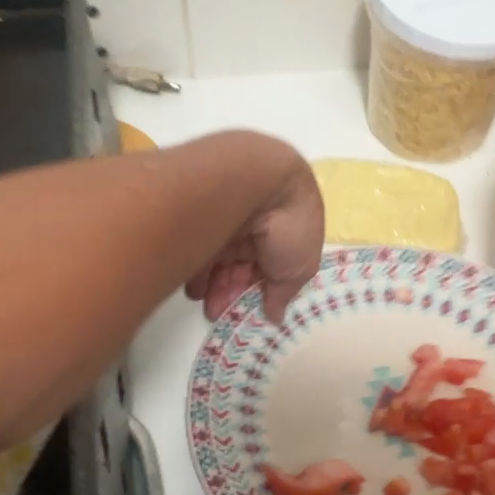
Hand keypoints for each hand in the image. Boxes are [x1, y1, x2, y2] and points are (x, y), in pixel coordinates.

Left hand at [183, 137, 324, 322]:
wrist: (252, 178)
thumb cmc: (288, 224)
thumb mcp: (299, 268)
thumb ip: (285, 293)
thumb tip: (276, 316)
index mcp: (285, 228)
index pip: (272, 264)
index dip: (263, 289)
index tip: (254, 310)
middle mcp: (255, 220)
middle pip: (242, 262)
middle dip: (234, 291)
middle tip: (224, 314)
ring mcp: (225, 215)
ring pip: (218, 257)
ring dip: (215, 285)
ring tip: (210, 308)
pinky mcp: (197, 214)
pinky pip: (196, 246)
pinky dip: (196, 269)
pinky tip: (195, 289)